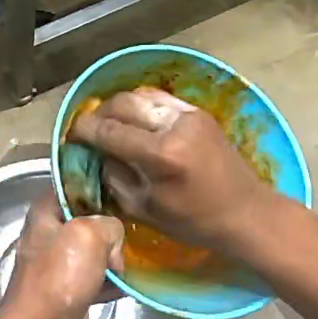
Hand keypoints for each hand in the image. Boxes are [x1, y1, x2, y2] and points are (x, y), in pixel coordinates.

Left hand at [1, 198, 124, 318]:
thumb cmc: (59, 276)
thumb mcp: (90, 233)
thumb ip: (110, 223)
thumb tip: (115, 241)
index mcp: (46, 210)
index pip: (78, 185)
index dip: (103, 187)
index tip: (129, 193)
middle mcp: (51, 233)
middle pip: (93, 219)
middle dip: (114, 228)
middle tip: (131, 235)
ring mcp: (62, 263)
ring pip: (99, 249)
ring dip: (117, 257)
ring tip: (130, 262)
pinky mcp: (73, 289)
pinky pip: (101, 277)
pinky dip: (115, 281)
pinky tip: (129, 284)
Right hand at [68, 88, 276, 250]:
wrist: (246, 212)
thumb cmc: (194, 221)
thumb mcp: (144, 209)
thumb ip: (115, 178)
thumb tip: (97, 155)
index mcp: (161, 156)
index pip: (110, 131)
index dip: (84, 130)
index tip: (71, 134)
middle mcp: (174, 127)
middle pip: (122, 104)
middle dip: (99, 114)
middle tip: (88, 128)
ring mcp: (189, 115)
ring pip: (141, 96)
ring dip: (119, 107)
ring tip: (109, 123)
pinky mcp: (199, 113)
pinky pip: (160, 100)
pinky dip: (141, 106)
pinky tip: (134, 121)